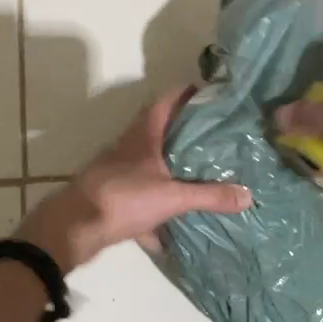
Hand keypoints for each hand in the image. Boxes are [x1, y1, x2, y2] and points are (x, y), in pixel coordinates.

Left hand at [15, 87, 251, 271]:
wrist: (75, 228)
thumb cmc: (122, 199)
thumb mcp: (172, 198)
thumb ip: (209, 196)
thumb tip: (247, 195)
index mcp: (142, 136)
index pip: (165, 101)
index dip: (185, 93)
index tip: (208, 93)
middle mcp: (128, 147)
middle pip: (158, 130)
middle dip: (183, 132)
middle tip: (213, 136)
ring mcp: (117, 172)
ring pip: (149, 163)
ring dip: (170, 166)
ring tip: (199, 172)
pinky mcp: (112, 195)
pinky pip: (141, 195)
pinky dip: (156, 205)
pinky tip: (171, 224)